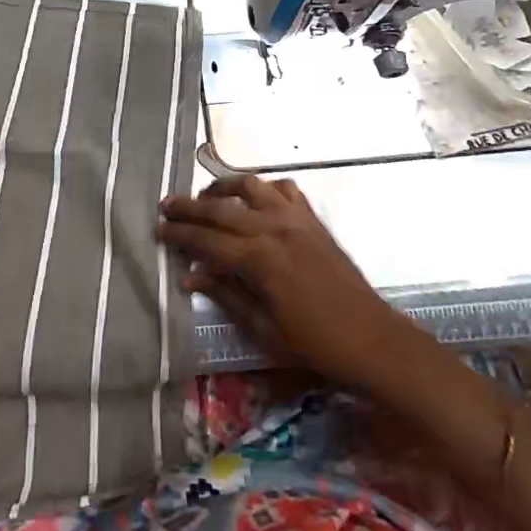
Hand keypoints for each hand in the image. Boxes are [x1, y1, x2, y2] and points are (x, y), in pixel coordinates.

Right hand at [160, 176, 409, 383]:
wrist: (371, 338)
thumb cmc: (314, 343)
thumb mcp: (262, 328)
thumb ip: (225, 295)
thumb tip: (190, 277)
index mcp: (259, 260)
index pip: (207, 240)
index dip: (180, 235)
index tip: (158, 229)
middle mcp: (274, 229)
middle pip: (221, 209)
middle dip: (189, 207)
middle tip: (167, 205)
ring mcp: (296, 219)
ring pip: (251, 187)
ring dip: (223, 187)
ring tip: (206, 196)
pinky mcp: (312, 220)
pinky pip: (284, 190)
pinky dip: (264, 189)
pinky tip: (254, 200)